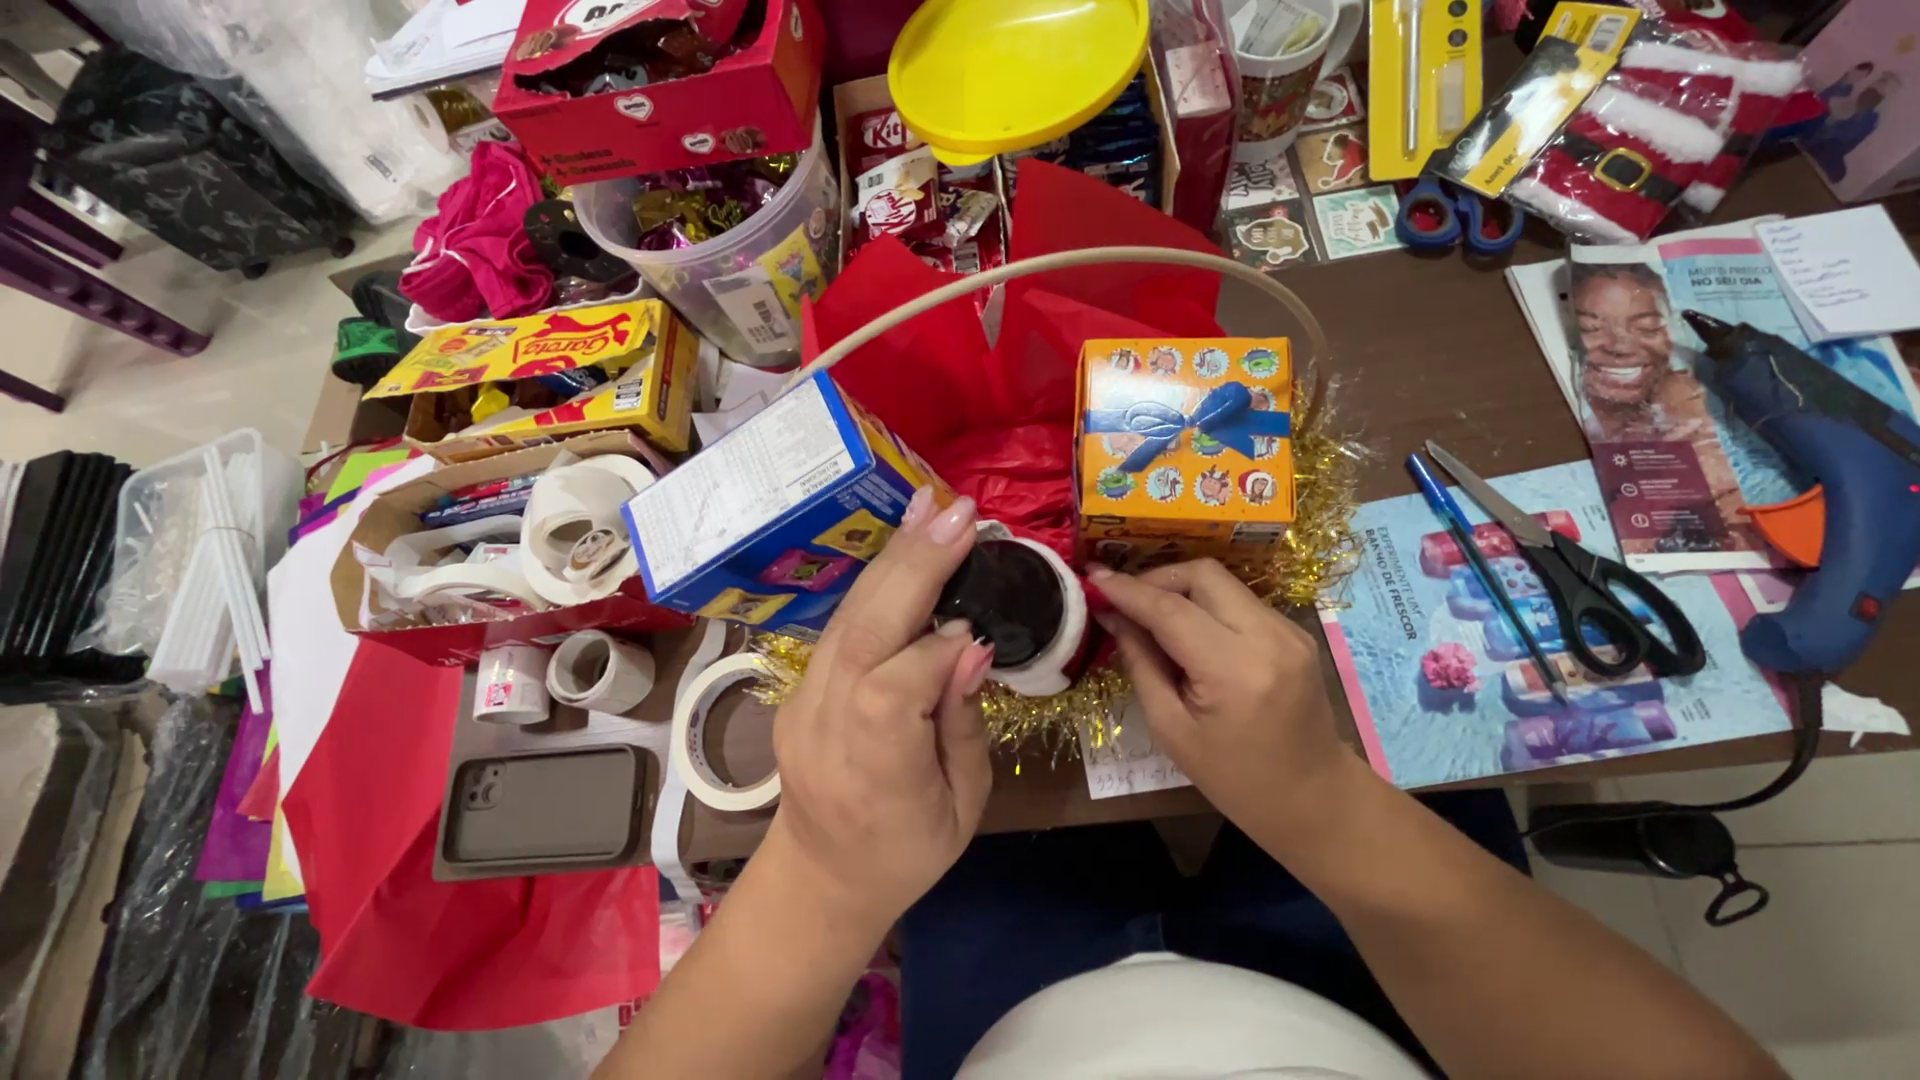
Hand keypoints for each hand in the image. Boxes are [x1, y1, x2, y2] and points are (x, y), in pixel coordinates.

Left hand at [768, 487, 995, 926]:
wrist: (822, 876)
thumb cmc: (907, 852)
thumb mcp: (962, 804)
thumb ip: (963, 721)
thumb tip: (969, 645)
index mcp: (873, 773)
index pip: (897, 686)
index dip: (939, 650)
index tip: (977, 630)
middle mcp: (825, 728)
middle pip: (865, 631)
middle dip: (915, 565)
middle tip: (960, 513)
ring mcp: (800, 705)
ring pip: (846, 617)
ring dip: (892, 557)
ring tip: (929, 507)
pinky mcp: (796, 689)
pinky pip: (838, 626)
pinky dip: (873, 582)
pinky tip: (900, 547)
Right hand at [1091, 559, 1359, 834]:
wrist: (1314, 798)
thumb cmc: (1234, 779)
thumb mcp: (1171, 729)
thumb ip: (1141, 664)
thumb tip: (1113, 615)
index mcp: (1236, 671)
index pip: (1172, 611)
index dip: (1128, 590)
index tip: (1093, 578)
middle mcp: (1269, 638)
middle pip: (1203, 575)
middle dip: (1156, 579)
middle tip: (1124, 600)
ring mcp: (1289, 631)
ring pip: (1222, 582)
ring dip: (1180, 589)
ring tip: (1150, 616)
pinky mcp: (1296, 632)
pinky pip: (1239, 600)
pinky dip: (1206, 604)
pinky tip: (1188, 632)